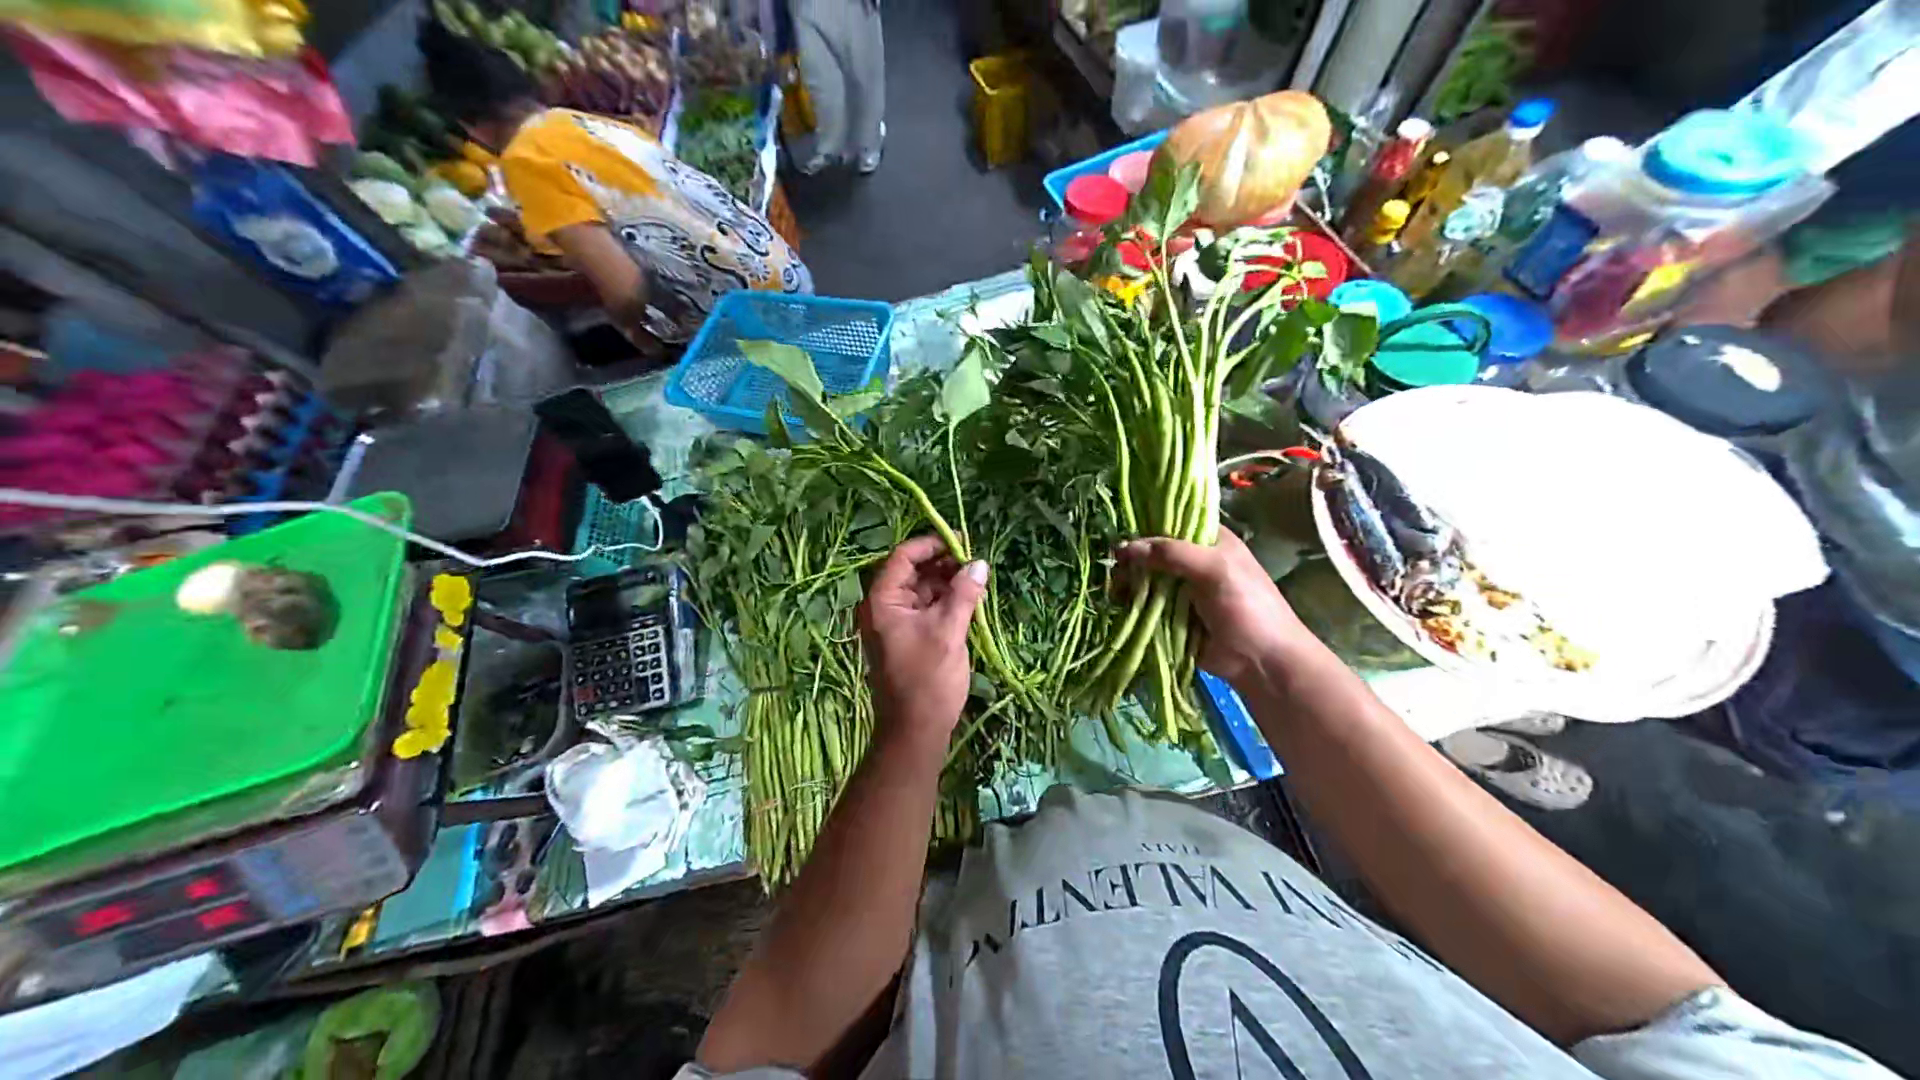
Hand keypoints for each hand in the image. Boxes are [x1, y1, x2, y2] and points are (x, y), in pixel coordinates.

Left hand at [858, 536, 987, 752]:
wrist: (915, 730)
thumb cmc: (927, 679)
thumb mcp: (949, 631)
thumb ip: (963, 594)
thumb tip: (979, 563)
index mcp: (882, 601)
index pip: (903, 557)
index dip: (930, 545)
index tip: (960, 541)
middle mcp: (882, 608)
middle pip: (911, 572)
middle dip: (942, 564)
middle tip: (974, 562)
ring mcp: (893, 624)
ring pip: (921, 591)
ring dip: (946, 583)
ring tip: (977, 581)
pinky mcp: (907, 638)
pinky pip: (925, 609)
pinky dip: (944, 602)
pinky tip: (969, 601)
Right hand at [1118, 530, 1325, 689]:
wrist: (1260, 660)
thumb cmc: (1246, 605)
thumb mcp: (1214, 569)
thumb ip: (1172, 553)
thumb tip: (1124, 547)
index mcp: (1208, 539)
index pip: (1170, 520)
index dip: (1143, 524)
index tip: (1119, 534)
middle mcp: (1191, 559)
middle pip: (1151, 551)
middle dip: (1130, 558)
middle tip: (1113, 568)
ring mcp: (1179, 588)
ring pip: (1144, 577)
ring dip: (1127, 582)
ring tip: (1114, 590)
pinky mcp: (1170, 614)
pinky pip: (1143, 603)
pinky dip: (1129, 602)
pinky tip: (1117, 603)